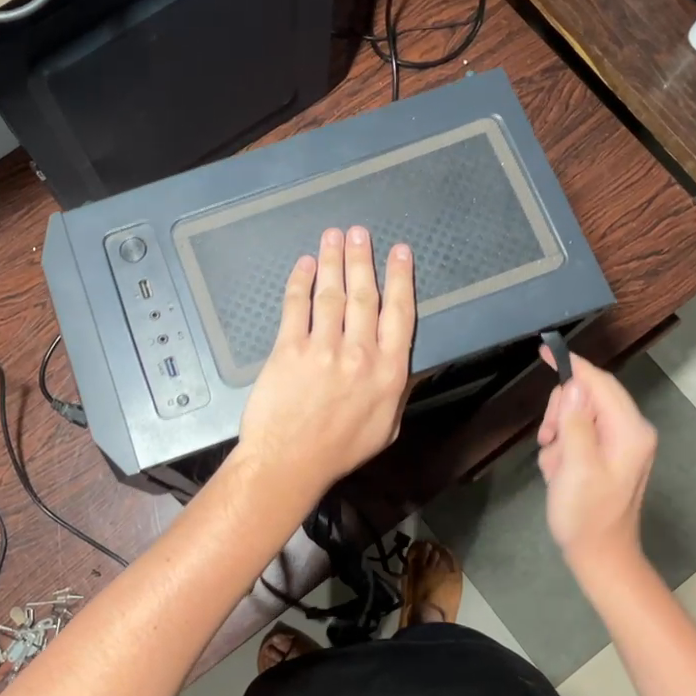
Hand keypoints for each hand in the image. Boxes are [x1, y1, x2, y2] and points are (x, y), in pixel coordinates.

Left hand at [236, 227, 415, 498]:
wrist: (290, 462)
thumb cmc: (339, 452)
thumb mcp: (387, 428)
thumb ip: (398, 392)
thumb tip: (406, 366)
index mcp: (389, 371)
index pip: (399, 312)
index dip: (400, 277)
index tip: (399, 252)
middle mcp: (359, 353)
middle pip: (364, 294)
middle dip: (362, 257)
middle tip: (359, 232)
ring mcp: (323, 349)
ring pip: (332, 293)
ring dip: (333, 260)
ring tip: (333, 236)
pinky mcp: (289, 349)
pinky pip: (297, 306)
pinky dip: (301, 281)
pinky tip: (305, 265)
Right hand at [537, 347, 657, 580]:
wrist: (599, 557)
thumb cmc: (587, 515)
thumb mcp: (576, 468)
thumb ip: (576, 423)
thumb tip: (574, 385)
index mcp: (630, 431)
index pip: (600, 383)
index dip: (572, 366)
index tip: (543, 351)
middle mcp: (630, 431)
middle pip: (587, 396)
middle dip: (560, 413)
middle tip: (547, 442)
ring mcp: (619, 444)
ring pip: (577, 414)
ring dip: (557, 433)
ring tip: (554, 464)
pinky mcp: (607, 455)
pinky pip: (577, 433)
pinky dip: (561, 448)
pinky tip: (559, 472)